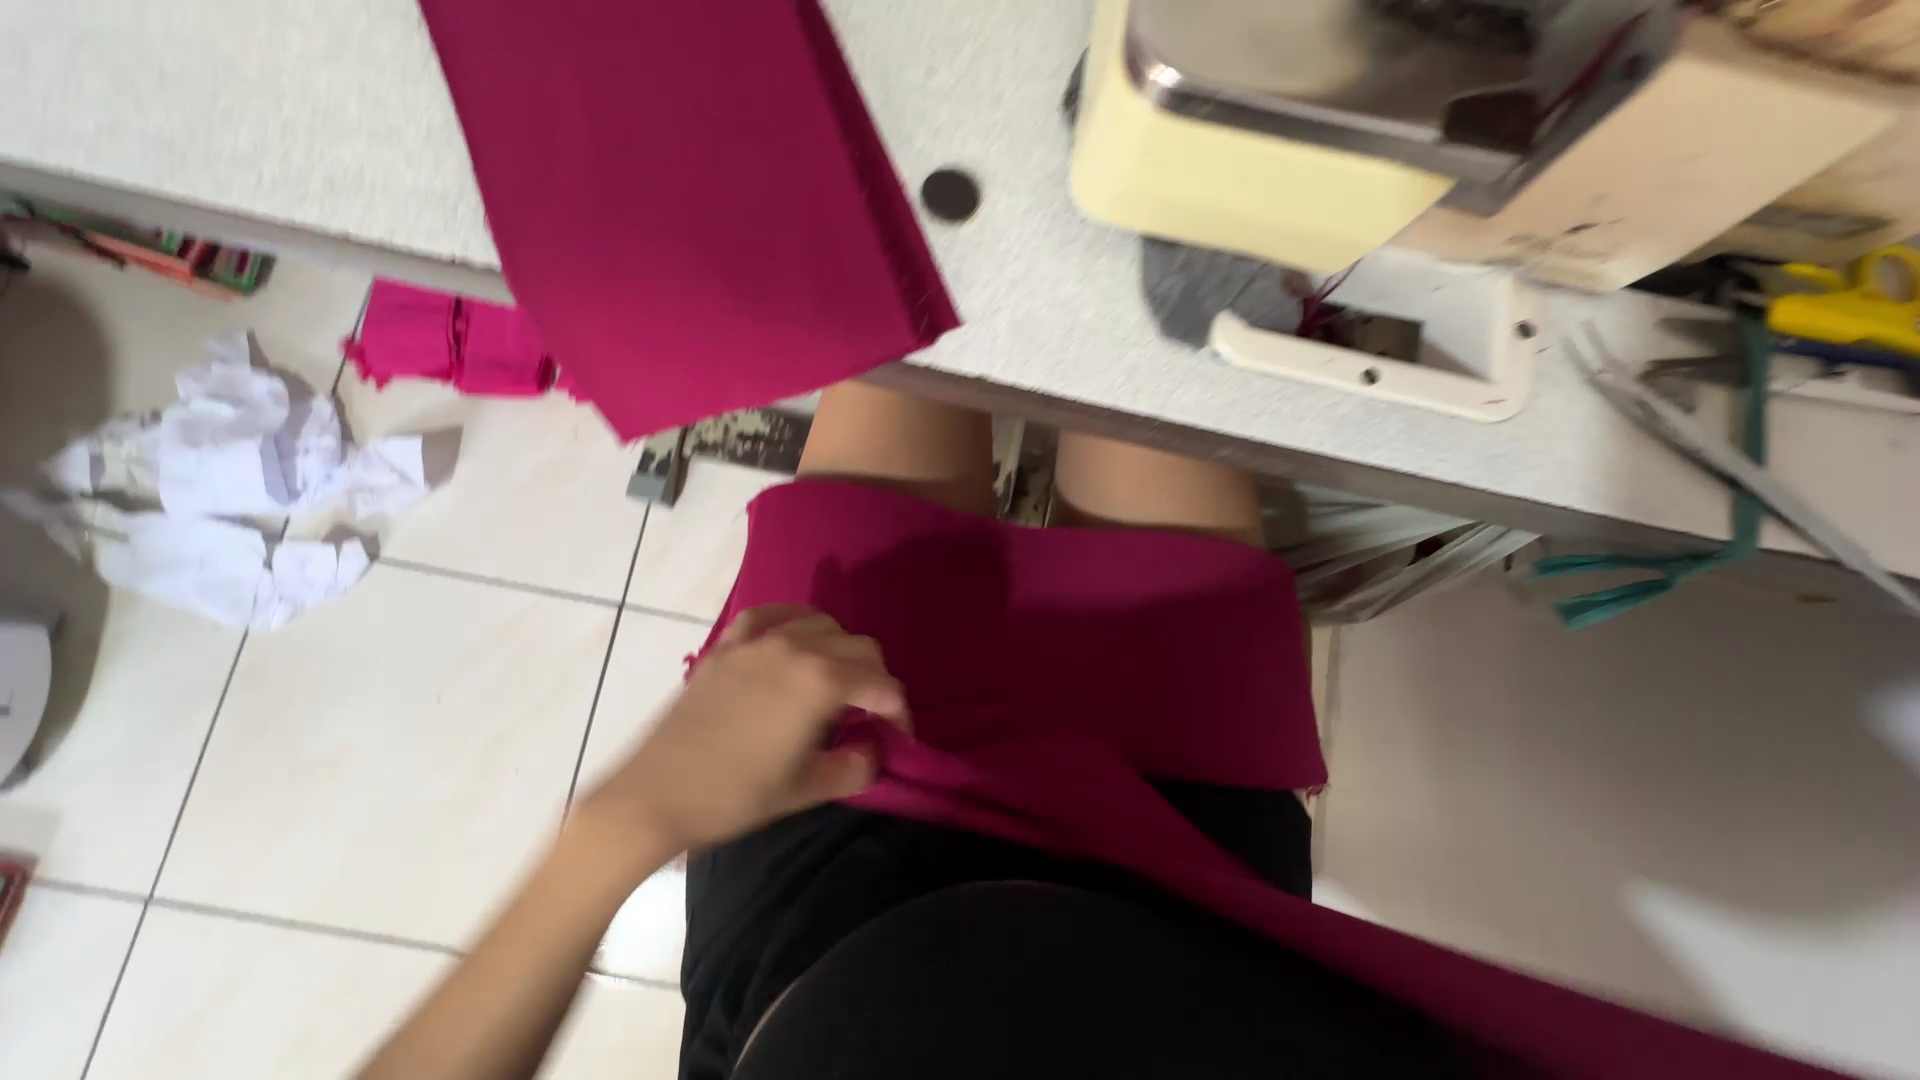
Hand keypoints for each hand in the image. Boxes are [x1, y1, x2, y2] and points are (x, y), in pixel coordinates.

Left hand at [575, 605, 910, 857]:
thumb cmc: (735, 796)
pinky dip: (792, 624)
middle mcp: (795, 648)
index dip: (898, 711)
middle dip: (875, 678)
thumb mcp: (806, 790)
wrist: (654, 795)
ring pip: (820, 624)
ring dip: (839, 649)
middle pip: (858, 646)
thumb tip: (875, 750)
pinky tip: (793, 642)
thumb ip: (855, 767)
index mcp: (821, 682)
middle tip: (870, 714)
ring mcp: (757, 642)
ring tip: (835, 682)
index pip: (882, 684)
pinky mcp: (726, 646)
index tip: (898, 737)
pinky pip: (770, 616)